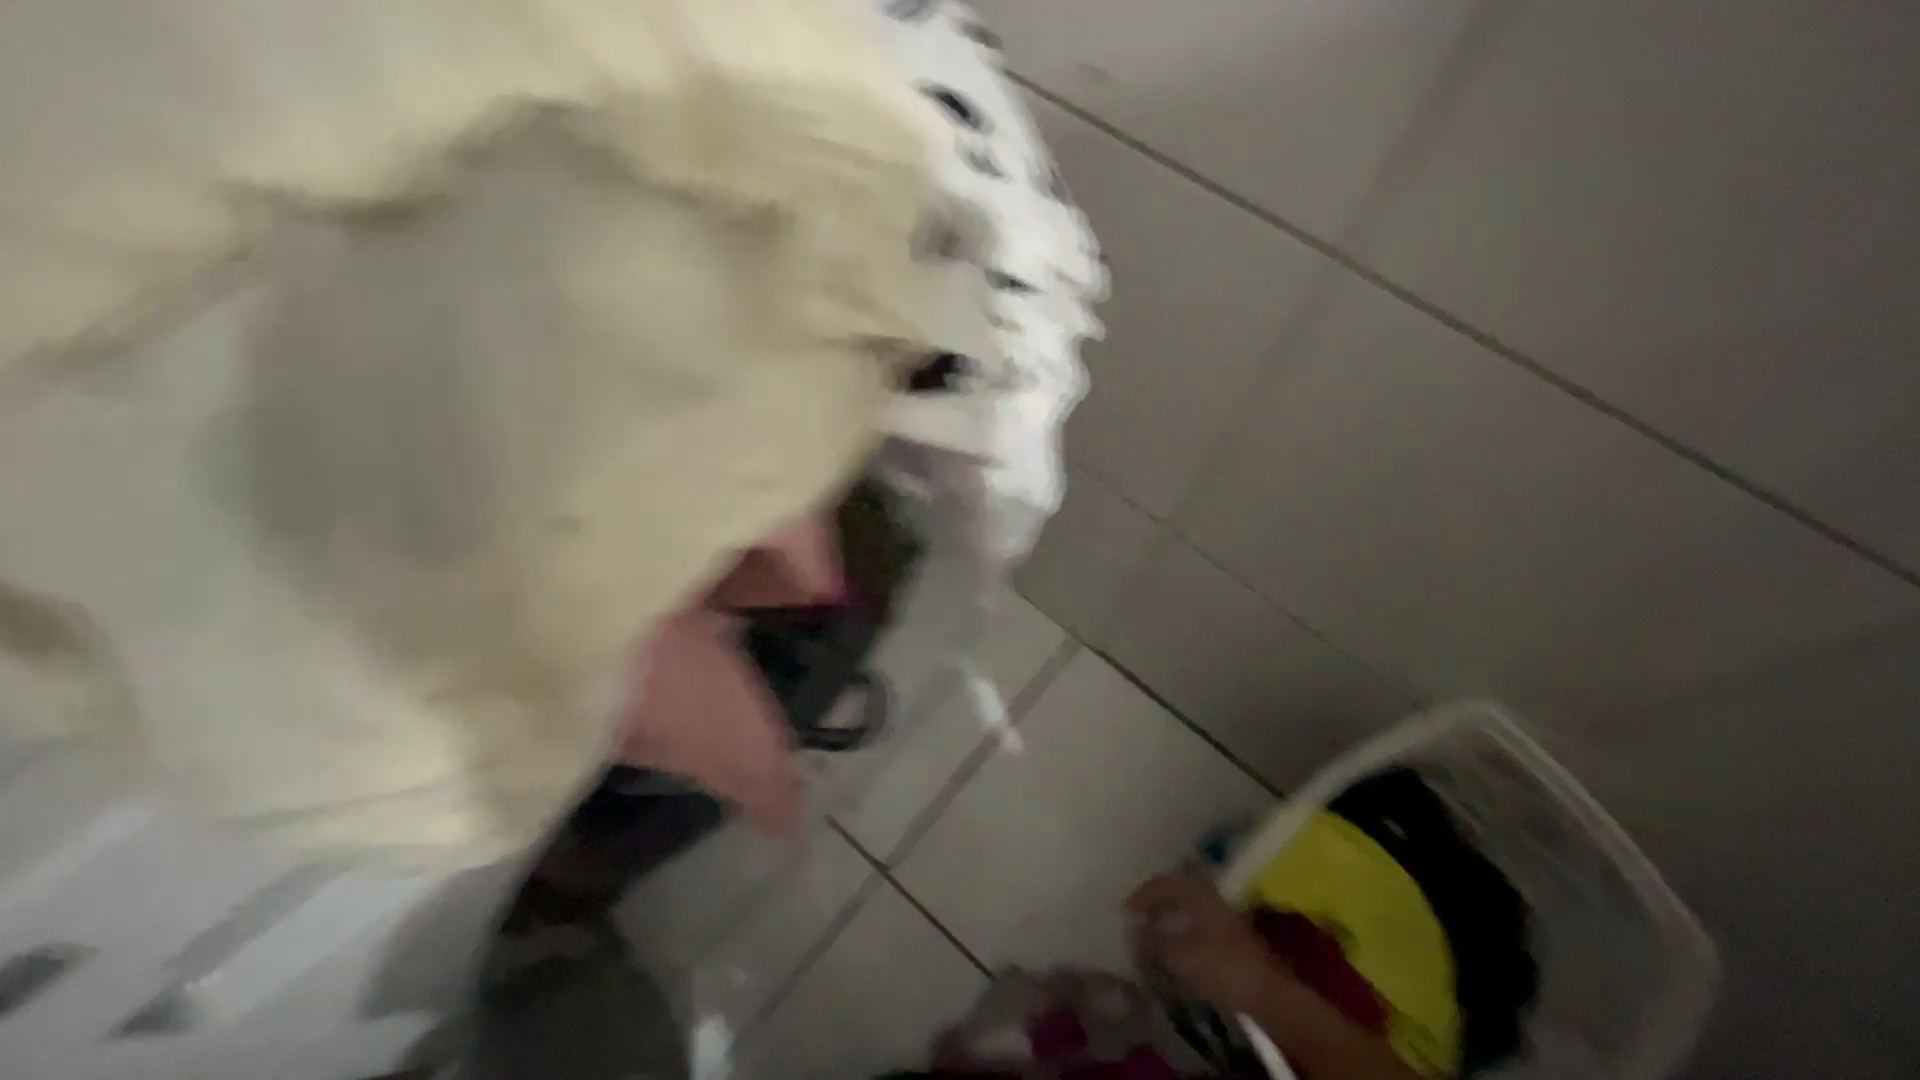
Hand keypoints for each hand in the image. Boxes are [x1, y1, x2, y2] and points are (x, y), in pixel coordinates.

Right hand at [1126, 872, 1289, 1016]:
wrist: (1267, 993)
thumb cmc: (1221, 967)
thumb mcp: (1180, 955)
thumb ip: (1153, 940)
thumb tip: (1133, 929)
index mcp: (1198, 894)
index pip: (1163, 883)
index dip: (1142, 894)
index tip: (1125, 909)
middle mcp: (1212, 898)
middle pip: (1178, 892)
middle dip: (1156, 903)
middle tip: (1138, 918)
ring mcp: (1224, 916)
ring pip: (1190, 908)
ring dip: (1169, 917)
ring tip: (1153, 934)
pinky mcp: (1232, 936)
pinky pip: (1199, 923)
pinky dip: (1183, 929)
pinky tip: (1176, 948)